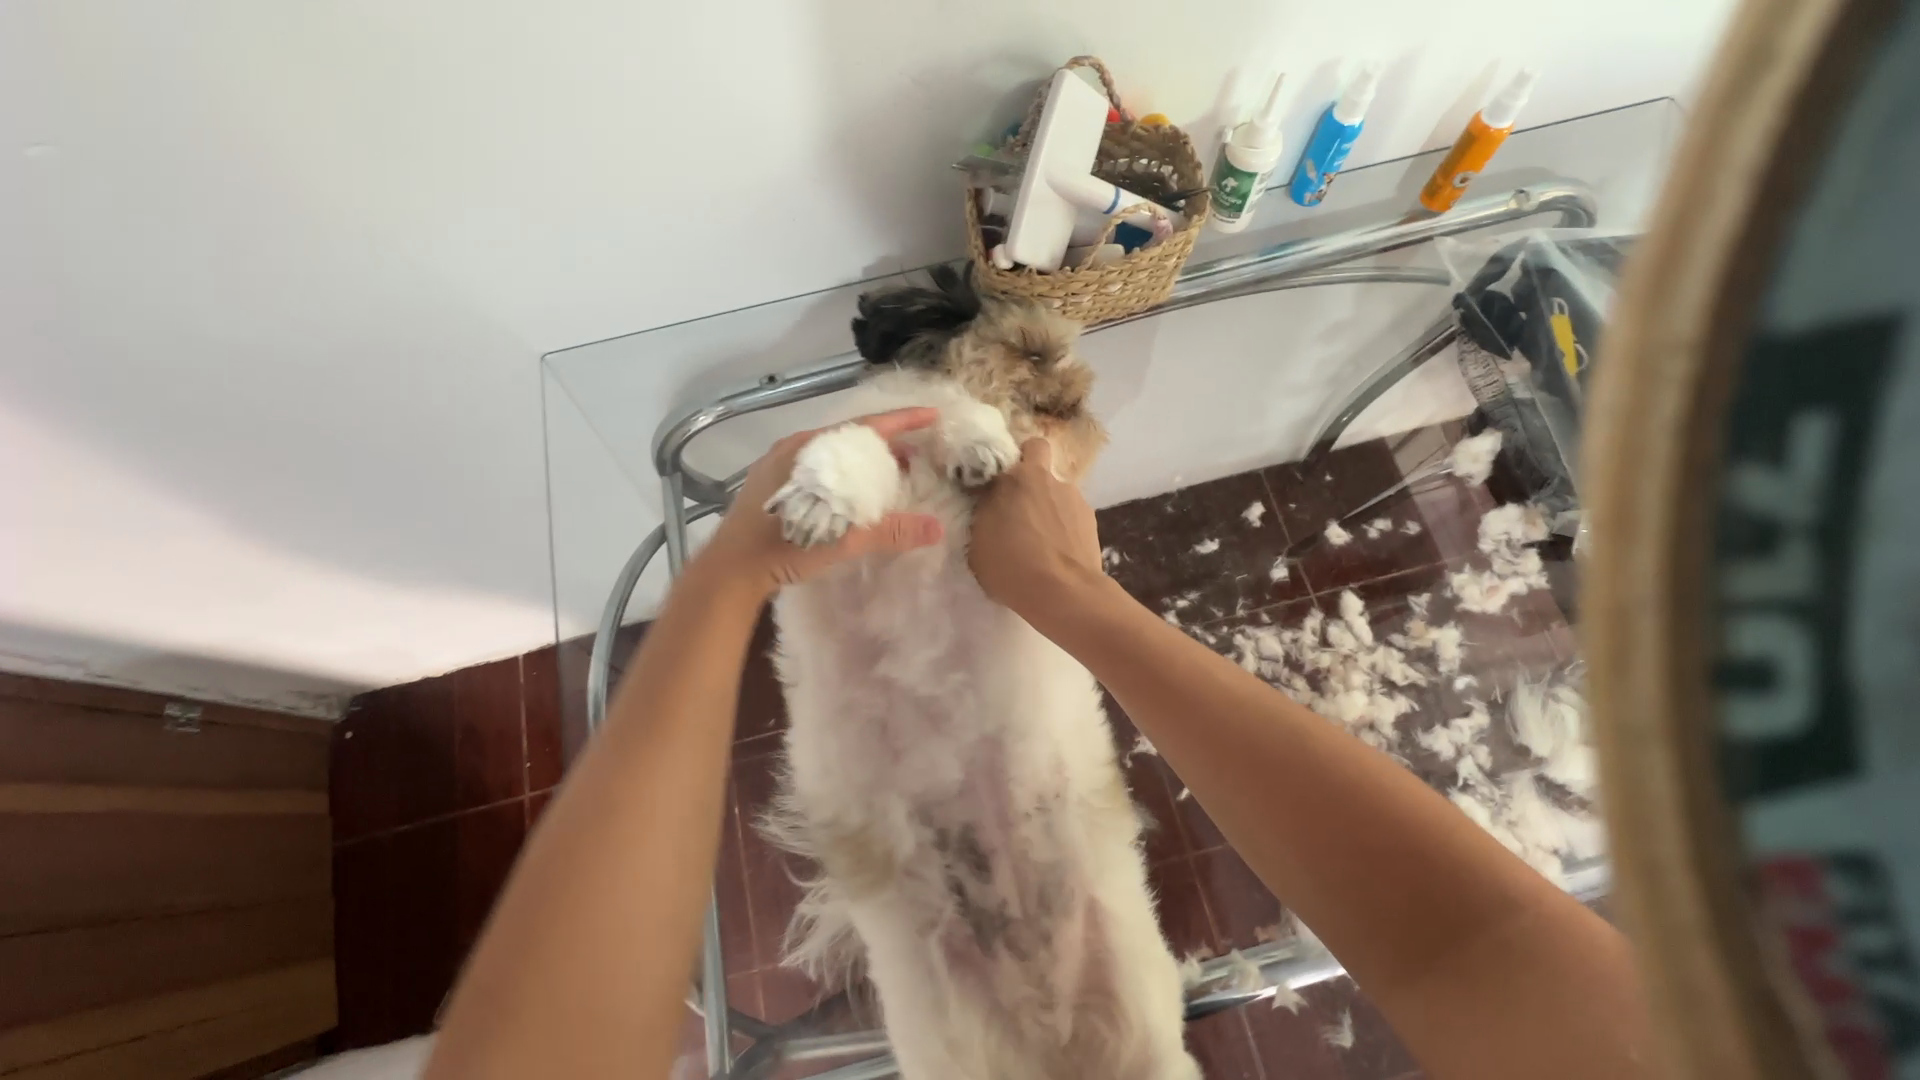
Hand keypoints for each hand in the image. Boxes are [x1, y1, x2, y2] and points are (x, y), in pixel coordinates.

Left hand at [690, 408, 945, 598]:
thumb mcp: (842, 540)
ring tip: (889, 476)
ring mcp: (780, 465)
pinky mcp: (771, 484)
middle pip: (851, 437)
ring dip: (862, 461)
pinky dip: (842, 473)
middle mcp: (796, 448)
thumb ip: (890, 531)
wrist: (731, 569)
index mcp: (813, 449)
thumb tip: (936, 529)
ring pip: (833, 452)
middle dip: (885, 444)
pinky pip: (817, 466)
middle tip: (915, 456)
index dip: (903, 420)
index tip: (932, 416)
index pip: (868, 426)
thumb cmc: (784, 547)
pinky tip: (851, 494)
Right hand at [967, 438, 1104, 614]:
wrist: (1062, 591)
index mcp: (1012, 478)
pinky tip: (1060, 550)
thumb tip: (992, 509)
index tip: (993, 488)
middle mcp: (1045, 477)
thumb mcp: (978, 544)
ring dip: (1048, 503)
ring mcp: (1072, 495)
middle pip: (1037, 452)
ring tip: (1043, 537)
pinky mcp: (1091, 517)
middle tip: (1020, 498)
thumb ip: (985, 516)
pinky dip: (1065, 524)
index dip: (998, 469)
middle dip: (1030, 465)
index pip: (1002, 455)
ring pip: (1056, 488)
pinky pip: (1071, 512)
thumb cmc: (1011, 567)